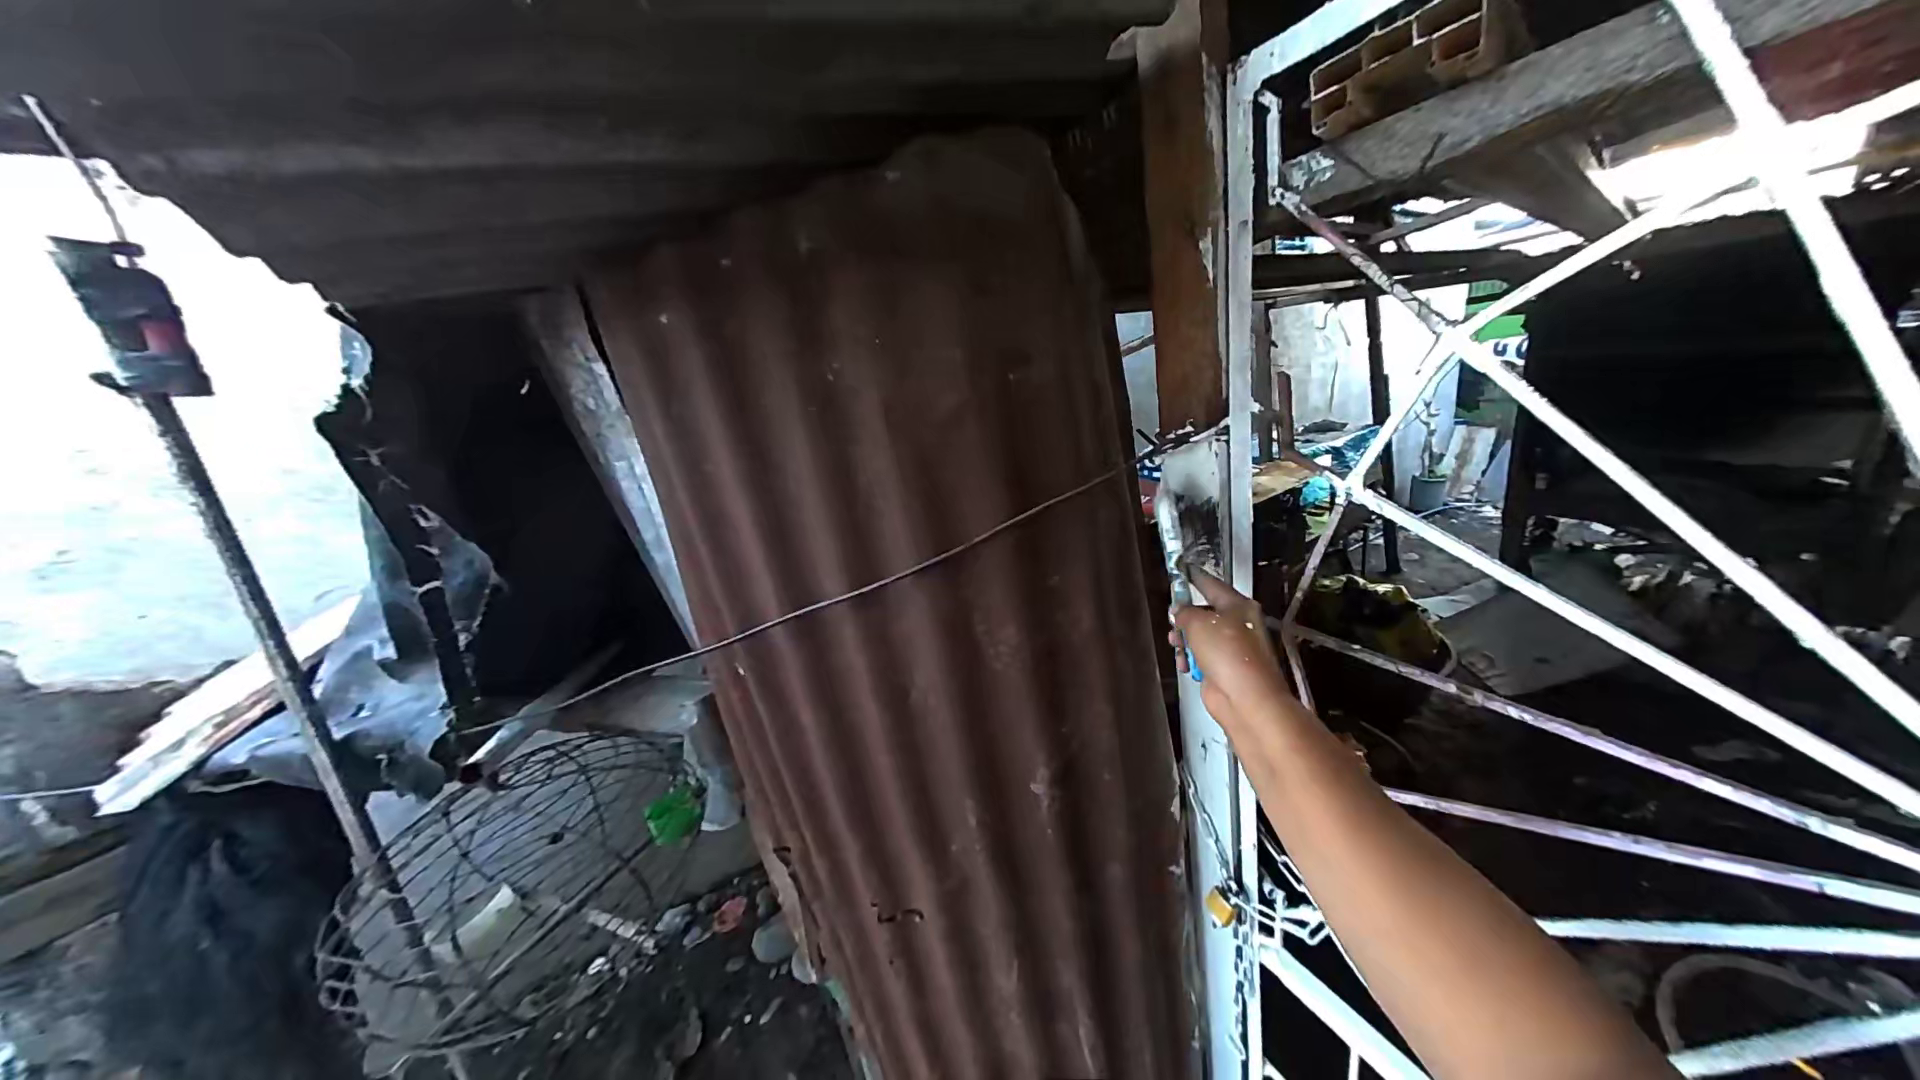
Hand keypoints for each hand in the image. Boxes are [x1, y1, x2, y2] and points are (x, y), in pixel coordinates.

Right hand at [1172, 568, 1296, 734]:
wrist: (1244, 697)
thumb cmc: (1228, 653)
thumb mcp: (1198, 622)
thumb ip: (1184, 612)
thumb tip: (1178, 611)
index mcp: (1238, 606)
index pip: (1211, 584)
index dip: (1193, 577)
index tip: (1180, 569)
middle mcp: (1237, 624)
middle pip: (1203, 612)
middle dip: (1184, 618)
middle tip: (1173, 623)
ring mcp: (1231, 648)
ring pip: (1198, 636)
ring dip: (1183, 641)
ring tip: (1177, 647)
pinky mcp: (1223, 668)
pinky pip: (1199, 657)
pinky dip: (1189, 659)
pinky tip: (1185, 664)